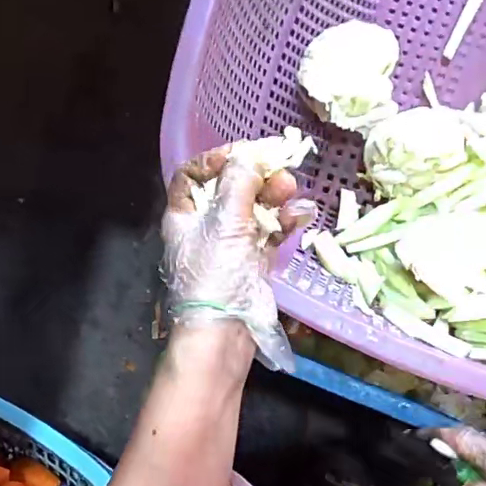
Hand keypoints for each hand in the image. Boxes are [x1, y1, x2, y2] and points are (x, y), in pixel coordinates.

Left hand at [162, 144, 316, 370]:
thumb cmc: (215, 273)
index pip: (193, 176)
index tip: (243, 154)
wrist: (225, 332)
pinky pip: (270, 234)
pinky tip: (301, 214)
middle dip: (255, 177)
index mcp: (185, 216)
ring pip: (254, 210)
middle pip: (230, 190)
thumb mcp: (224, 222)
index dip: (215, 160)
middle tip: (279, 170)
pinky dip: (284, 222)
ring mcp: (231, 246)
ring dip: (274, 197)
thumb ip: (239, 184)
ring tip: (291, 189)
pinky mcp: (253, 263)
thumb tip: (250, 156)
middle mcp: (205, 228)